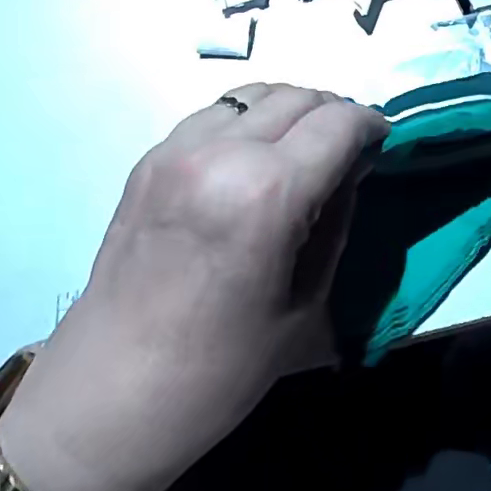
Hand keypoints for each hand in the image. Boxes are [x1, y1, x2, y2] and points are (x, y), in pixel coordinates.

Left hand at [0, 85, 387, 490]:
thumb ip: (337, 215)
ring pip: (257, 94)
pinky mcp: (150, 158)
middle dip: (336, 115)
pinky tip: (255, 157)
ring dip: (293, 111)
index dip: (371, 125)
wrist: (107, 397)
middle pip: (300, 97)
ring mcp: (177, 149)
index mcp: (267, 193)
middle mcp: (221, 153)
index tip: (383, 142)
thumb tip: (354, 165)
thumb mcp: (307, 297)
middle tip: (348, 149)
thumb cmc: (223, 367)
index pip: (339, 123)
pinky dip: (251, 120)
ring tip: (304, 148)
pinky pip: (218, 113)